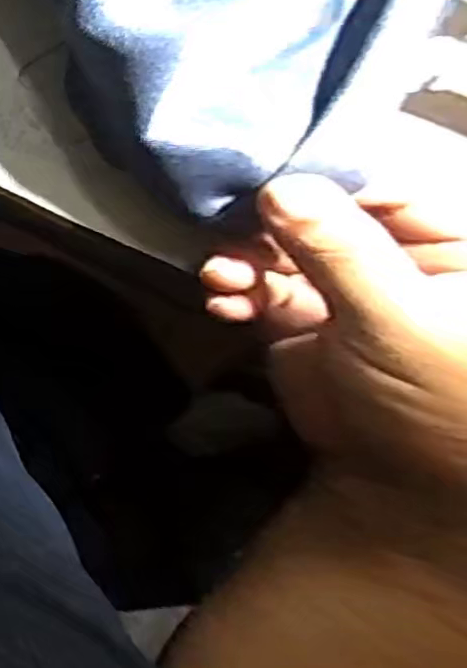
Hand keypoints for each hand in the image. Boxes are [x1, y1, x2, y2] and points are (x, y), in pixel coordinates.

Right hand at [200, 175, 466, 499]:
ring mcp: (345, 292)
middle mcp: (400, 267)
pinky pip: (253, 284)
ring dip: (239, 261)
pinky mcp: (296, 313)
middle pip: (319, 221)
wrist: (402, 481)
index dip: (328, 190)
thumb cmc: (441, 398)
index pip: (391, 197)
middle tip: (232, 240)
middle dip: (265, 230)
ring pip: (276, 250)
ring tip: (224, 280)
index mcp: (457, 259)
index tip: (267, 190)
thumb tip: (282, 185)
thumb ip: (340, 250)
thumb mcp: (397, 321)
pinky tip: (223, 303)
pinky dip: (231, 289)